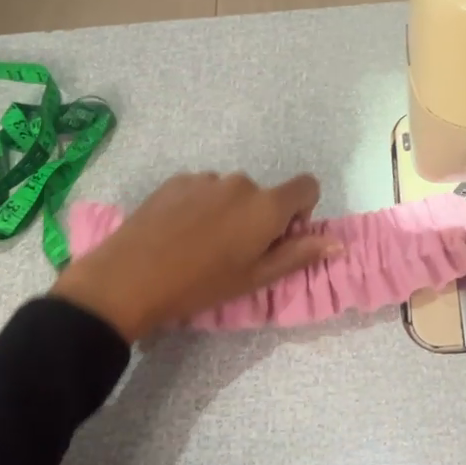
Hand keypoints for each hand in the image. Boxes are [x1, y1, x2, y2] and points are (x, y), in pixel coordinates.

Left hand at [51, 172, 339, 342]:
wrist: (128, 279)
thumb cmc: (200, 285)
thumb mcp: (255, 278)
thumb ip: (298, 254)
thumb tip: (337, 243)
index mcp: (266, 206)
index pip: (307, 186)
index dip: (301, 210)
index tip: (279, 237)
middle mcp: (241, 183)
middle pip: (264, 194)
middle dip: (258, 218)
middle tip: (233, 254)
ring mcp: (205, 179)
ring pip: (231, 193)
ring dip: (227, 212)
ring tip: (199, 246)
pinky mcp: (175, 181)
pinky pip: (202, 190)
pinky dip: (199, 207)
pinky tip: (177, 234)